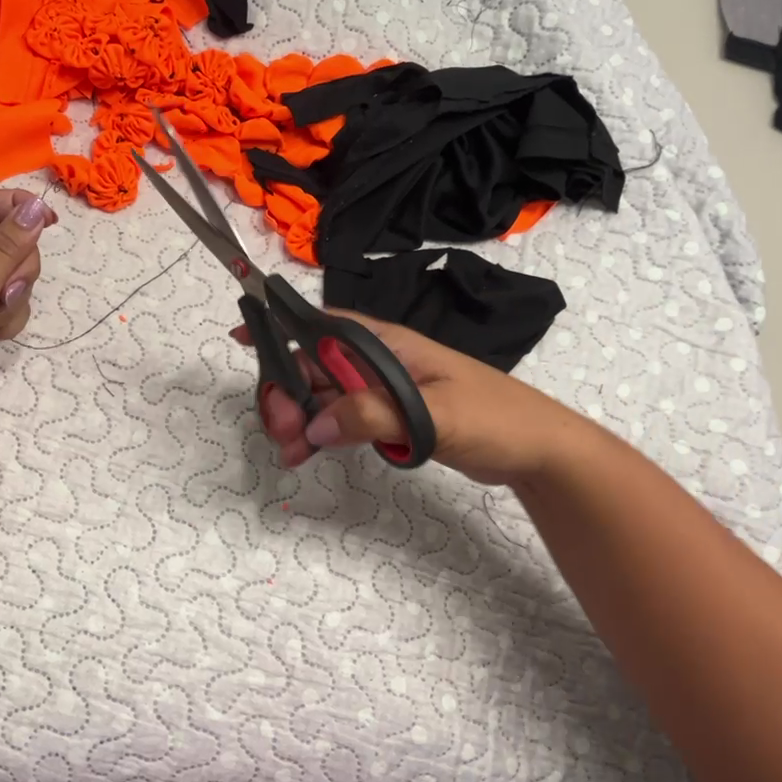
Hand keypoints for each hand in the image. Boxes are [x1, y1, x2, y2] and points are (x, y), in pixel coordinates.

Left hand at [0, 189, 53, 427]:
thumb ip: (6, 247)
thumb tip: (37, 207)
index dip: (20, 208)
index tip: (52, 223)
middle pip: (11, 241)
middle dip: (17, 269)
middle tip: (4, 292)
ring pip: (17, 275)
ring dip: (14, 298)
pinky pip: (14, 302)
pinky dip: (10, 318)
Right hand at [240, 309, 589, 486]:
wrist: (538, 451)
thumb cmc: (495, 417)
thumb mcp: (435, 414)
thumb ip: (372, 415)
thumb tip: (313, 425)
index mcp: (387, 346)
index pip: (323, 326)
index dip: (281, 328)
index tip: (243, 335)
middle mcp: (376, 363)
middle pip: (312, 368)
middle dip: (285, 393)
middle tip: (282, 431)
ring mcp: (379, 392)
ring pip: (320, 398)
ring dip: (298, 420)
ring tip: (290, 453)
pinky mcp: (386, 419)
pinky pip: (338, 421)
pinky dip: (318, 436)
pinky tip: (305, 455)